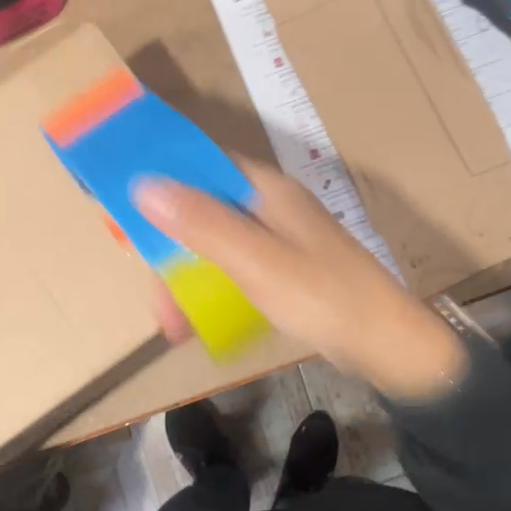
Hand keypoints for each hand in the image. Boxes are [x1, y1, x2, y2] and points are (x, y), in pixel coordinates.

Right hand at [135, 159, 466, 399]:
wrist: (388, 344)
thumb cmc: (324, 298)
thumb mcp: (257, 262)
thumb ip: (204, 224)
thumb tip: (144, 183)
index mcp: (267, 191)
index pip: (200, 166)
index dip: (159, 183)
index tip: (123, 213)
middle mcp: (271, 205)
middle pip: (203, 211)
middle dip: (172, 254)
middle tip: (157, 303)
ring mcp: (281, 237)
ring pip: (216, 244)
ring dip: (189, 280)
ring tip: (174, 326)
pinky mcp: (288, 268)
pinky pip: (236, 268)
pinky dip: (213, 290)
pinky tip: (199, 323)